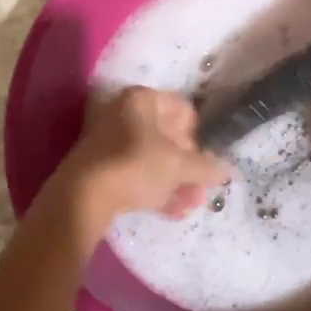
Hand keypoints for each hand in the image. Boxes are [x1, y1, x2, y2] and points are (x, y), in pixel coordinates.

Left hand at [58, 86, 228, 224]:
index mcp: (142, 99)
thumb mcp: (179, 166)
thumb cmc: (136, 165)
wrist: (82, 197)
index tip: (206, 160)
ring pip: (153, 159)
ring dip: (175, 181)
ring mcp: (111, 140)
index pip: (183, 110)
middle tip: (202, 188)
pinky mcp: (102, 167)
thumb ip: (206, 167)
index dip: (199, 136)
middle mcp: (125, 113)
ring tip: (191, 205)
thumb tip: (227, 170)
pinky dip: (155, 189)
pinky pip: (136, 173)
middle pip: (168, 137)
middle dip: (188, 166)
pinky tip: (173, 211)